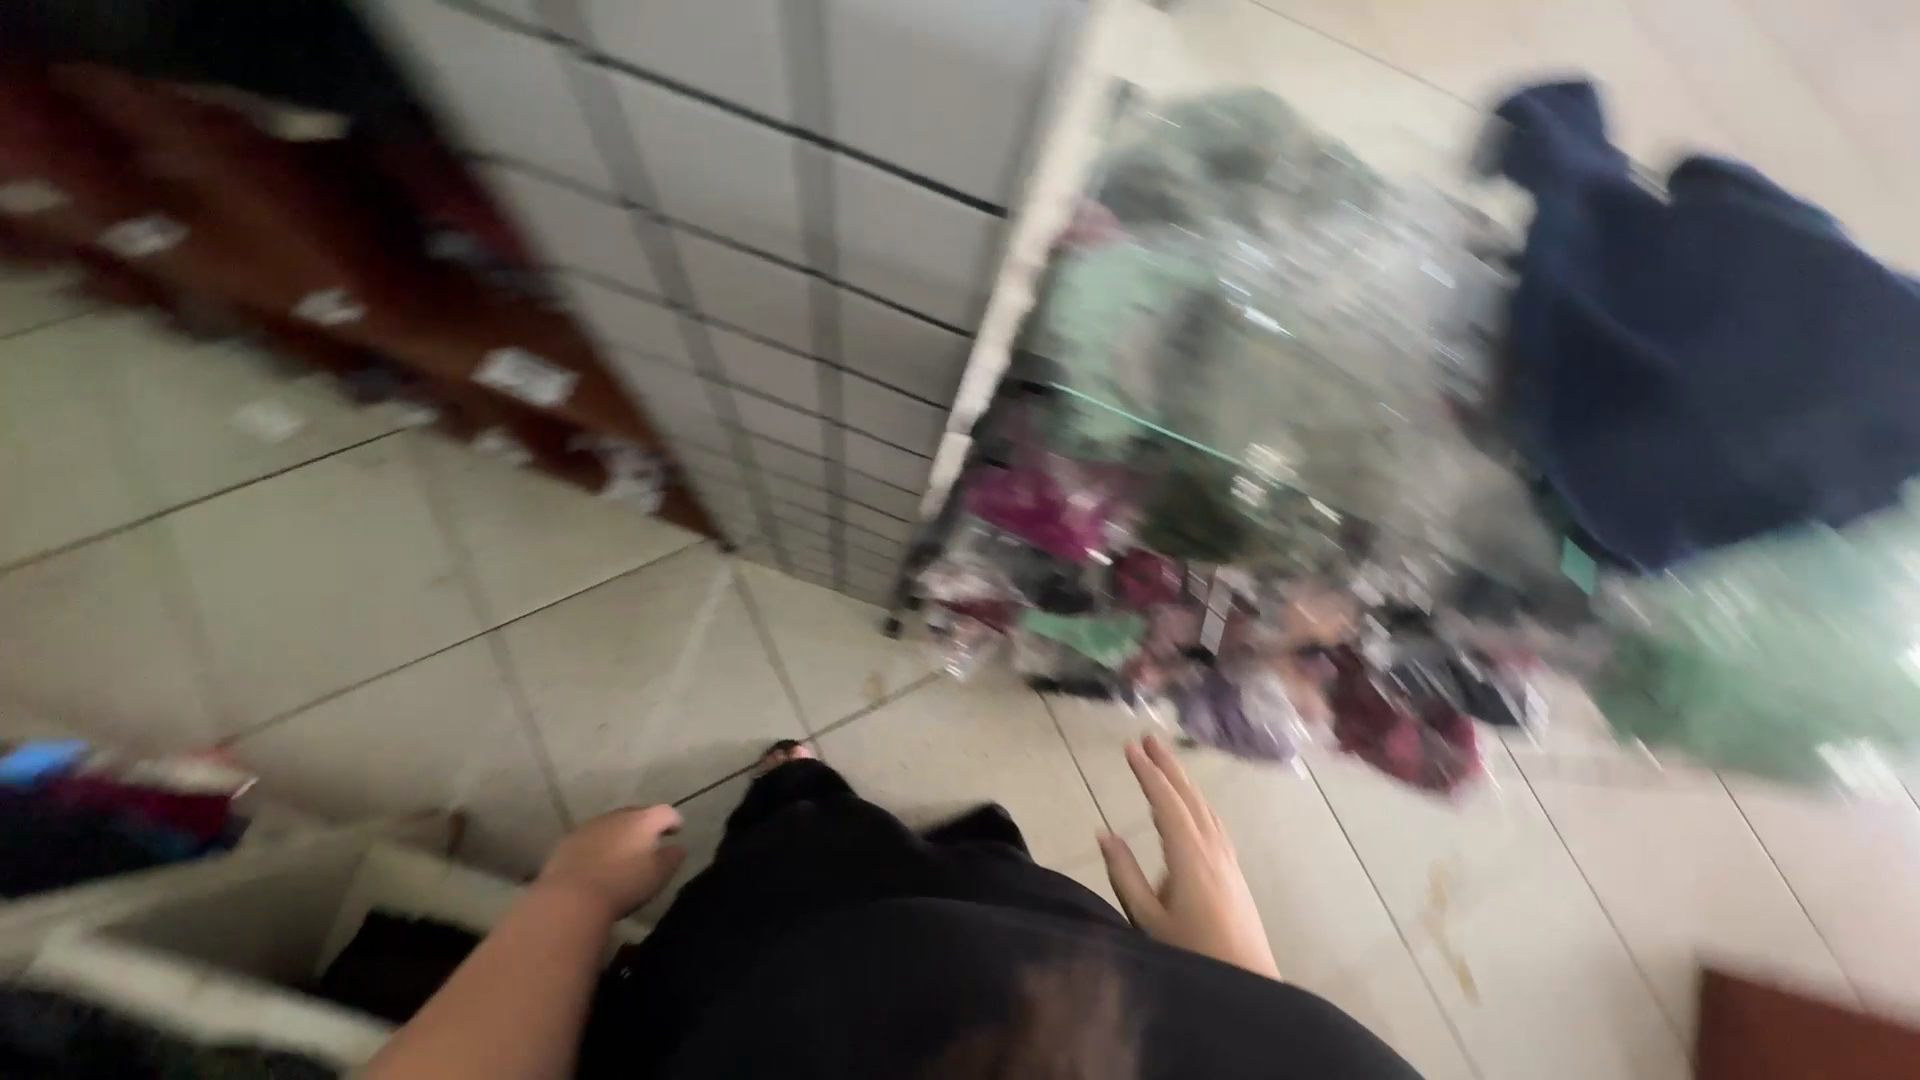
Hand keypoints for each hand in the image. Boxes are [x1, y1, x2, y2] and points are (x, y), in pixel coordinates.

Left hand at [537, 805, 686, 919]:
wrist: (570, 898)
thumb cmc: (623, 884)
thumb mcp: (659, 875)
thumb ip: (673, 857)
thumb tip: (679, 848)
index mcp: (644, 820)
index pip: (666, 812)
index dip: (673, 821)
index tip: (676, 832)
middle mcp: (618, 816)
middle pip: (638, 814)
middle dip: (645, 825)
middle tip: (649, 842)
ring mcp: (591, 826)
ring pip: (613, 824)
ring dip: (620, 834)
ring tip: (622, 853)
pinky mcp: (569, 840)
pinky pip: (591, 837)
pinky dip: (599, 844)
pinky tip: (597, 862)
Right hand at [1099, 736, 1280, 979]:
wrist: (1248, 982)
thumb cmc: (1192, 952)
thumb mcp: (1147, 918)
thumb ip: (1124, 874)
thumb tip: (1104, 833)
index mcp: (1189, 853)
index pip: (1165, 801)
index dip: (1147, 772)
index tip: (1129, 747)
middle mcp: (1211, 846)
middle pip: (1187, 795)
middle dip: (1167, 764)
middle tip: (1148, 737)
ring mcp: (1226, 856)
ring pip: (1203, 806)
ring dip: (1182, 780)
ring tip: (1163, 760)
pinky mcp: (1233, 868)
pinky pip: (1212, 820)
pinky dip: (1195, 801)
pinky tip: (1190, 805)